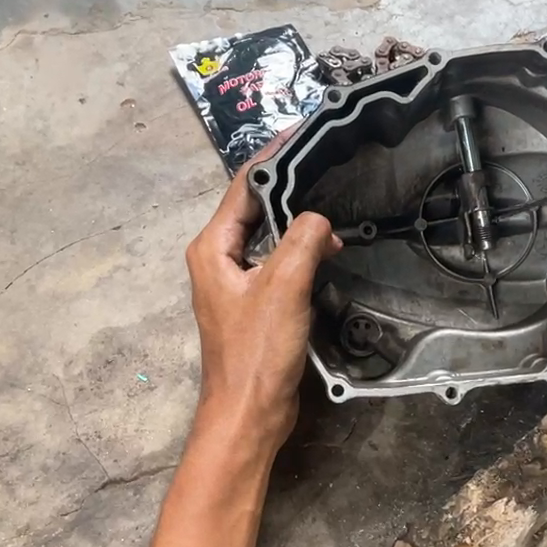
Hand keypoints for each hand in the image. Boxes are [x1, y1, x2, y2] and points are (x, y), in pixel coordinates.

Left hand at [185, 152, 339, 449]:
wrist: (250, 412)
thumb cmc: (258, 352)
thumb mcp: (283, 288)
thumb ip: (302, 242)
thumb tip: (319, 219)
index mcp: (212, 248)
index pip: (243, 188)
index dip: (272, 160)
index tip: (302, 135)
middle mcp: (219, 260)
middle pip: (255, 210)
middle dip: (290, 190)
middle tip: (327, 169)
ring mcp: (236, 284)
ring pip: (269, 238)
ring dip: (299, 226)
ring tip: (335, 212)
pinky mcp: (255, 306)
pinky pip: (278, 265)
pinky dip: (301, 253)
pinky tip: (327, 252)